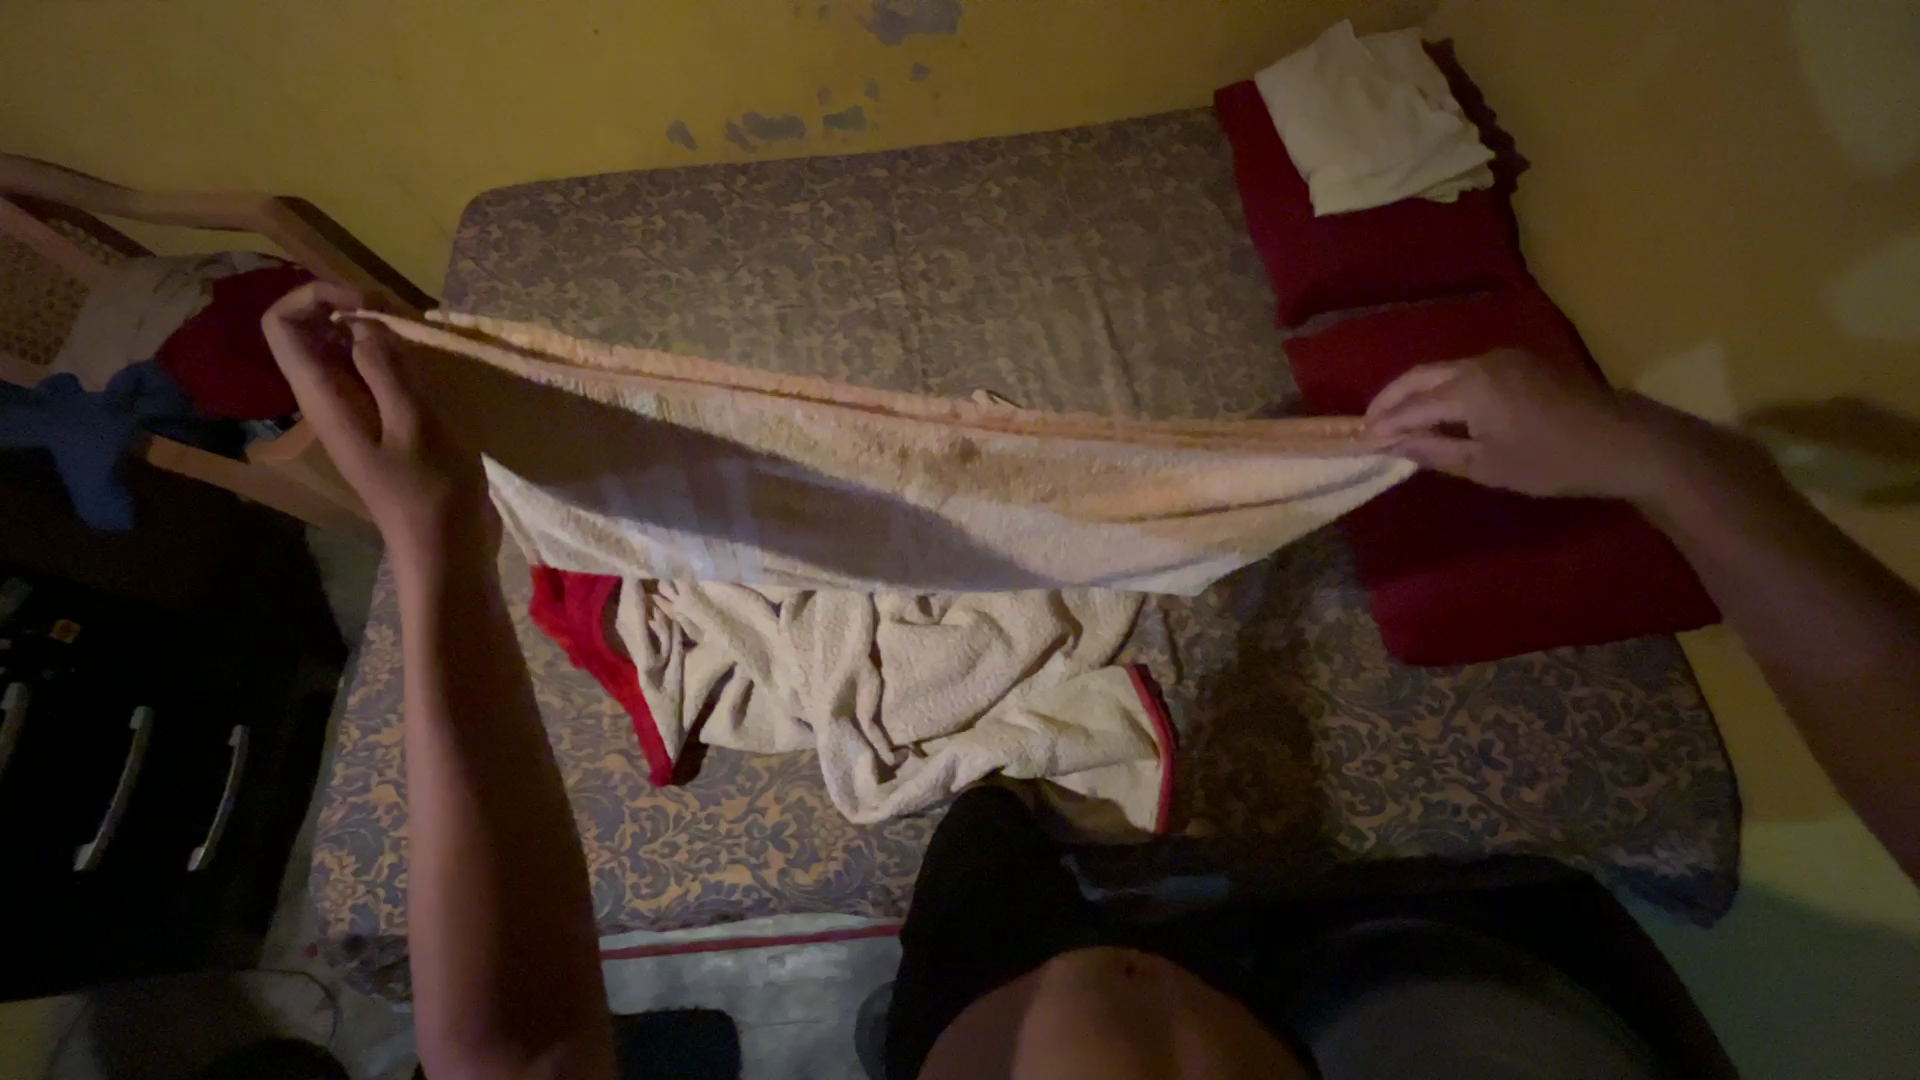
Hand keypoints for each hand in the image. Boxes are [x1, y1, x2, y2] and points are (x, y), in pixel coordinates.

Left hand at [262, 283, 493, 579]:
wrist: (445, 548)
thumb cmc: (431, 492)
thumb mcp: (416, 427)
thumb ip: (386, 372)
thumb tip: (364, 324)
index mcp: (324, 400)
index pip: (284, 326)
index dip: (318, 298)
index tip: (375, 304)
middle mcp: (331, 402)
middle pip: (313, 335)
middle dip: (353, 310)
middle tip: (409, 318)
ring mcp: (358, 417)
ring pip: (348, 356)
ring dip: (381, 337)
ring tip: (427, 341)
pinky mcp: (386, 429)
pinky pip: (376, 379)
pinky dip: (399, 363)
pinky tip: (433, 370)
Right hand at [1364, 349, 1744, 504]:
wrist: (1630, 443)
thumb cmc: (1553, 462)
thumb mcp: (1486, 466)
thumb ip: (1435, 451)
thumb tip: (1396, 444)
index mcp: (1469, 388)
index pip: (1411, 407)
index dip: (1383, 425)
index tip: (1360, 441)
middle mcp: (1481, 363)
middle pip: (1420, 377)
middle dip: (1389, 399)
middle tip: (1368, 423)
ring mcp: (1505, 359)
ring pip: (1442, 371)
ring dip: (1414, 392)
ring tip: (1395, 417)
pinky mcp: (1522, 364)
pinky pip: (1465, 372)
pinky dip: (1440, 388)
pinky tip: (1435, 409)